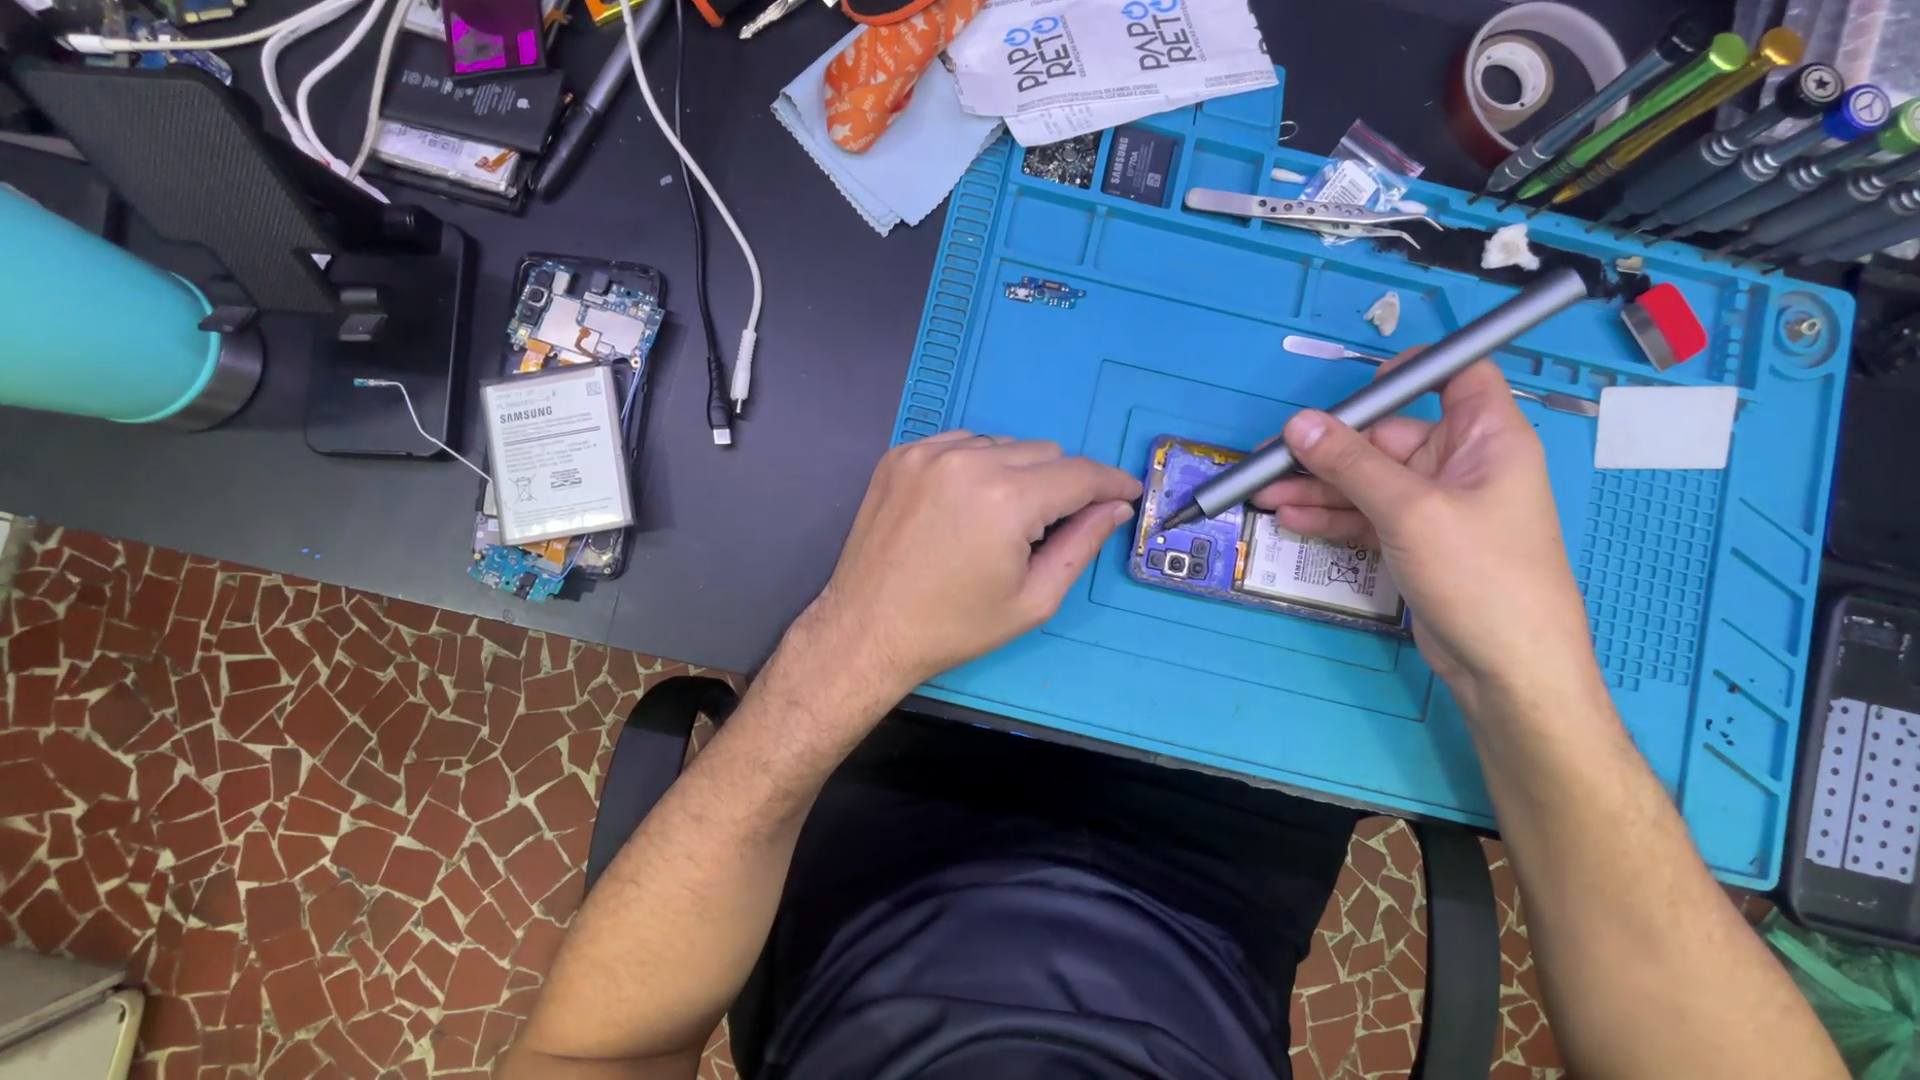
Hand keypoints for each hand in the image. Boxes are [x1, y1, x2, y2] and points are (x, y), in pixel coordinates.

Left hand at [802, 432, 1141, 700]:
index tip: (1126, 493)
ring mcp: (928, 453)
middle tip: (1052, 527)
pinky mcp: (900, 456)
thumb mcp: (1033, 599)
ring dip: (1018, 472)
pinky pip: (961, 444)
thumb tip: (1114, 507)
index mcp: (1007, 499)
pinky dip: (976, 466)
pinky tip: (966, 505)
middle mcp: (967, 461)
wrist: (867, 629)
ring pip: (1002, 444)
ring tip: (1002, 520)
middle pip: (1044, 452)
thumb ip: (1082, 545)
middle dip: (1062, 484)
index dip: (1110, 483)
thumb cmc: (954, 626)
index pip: (1080, 473)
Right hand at [1250, 352, 1600, 708]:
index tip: (1354, 385)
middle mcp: (1460, 464)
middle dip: (1329, 449)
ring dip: (1317, 488)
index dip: (1411, 371)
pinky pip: (1364, 515)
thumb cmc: (1478, 573)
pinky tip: (1289, 518)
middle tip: (1272, 459)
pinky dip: (1329, 517)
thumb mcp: (1408, 510)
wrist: (1507, 667)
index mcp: (1485, 438)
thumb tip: (1297, 424)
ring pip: (1367, 480)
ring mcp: (1434, 506)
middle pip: (1387, 436)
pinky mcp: (1414, 541)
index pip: (1456, 377)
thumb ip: (1349, 464)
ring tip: (1263, 495)